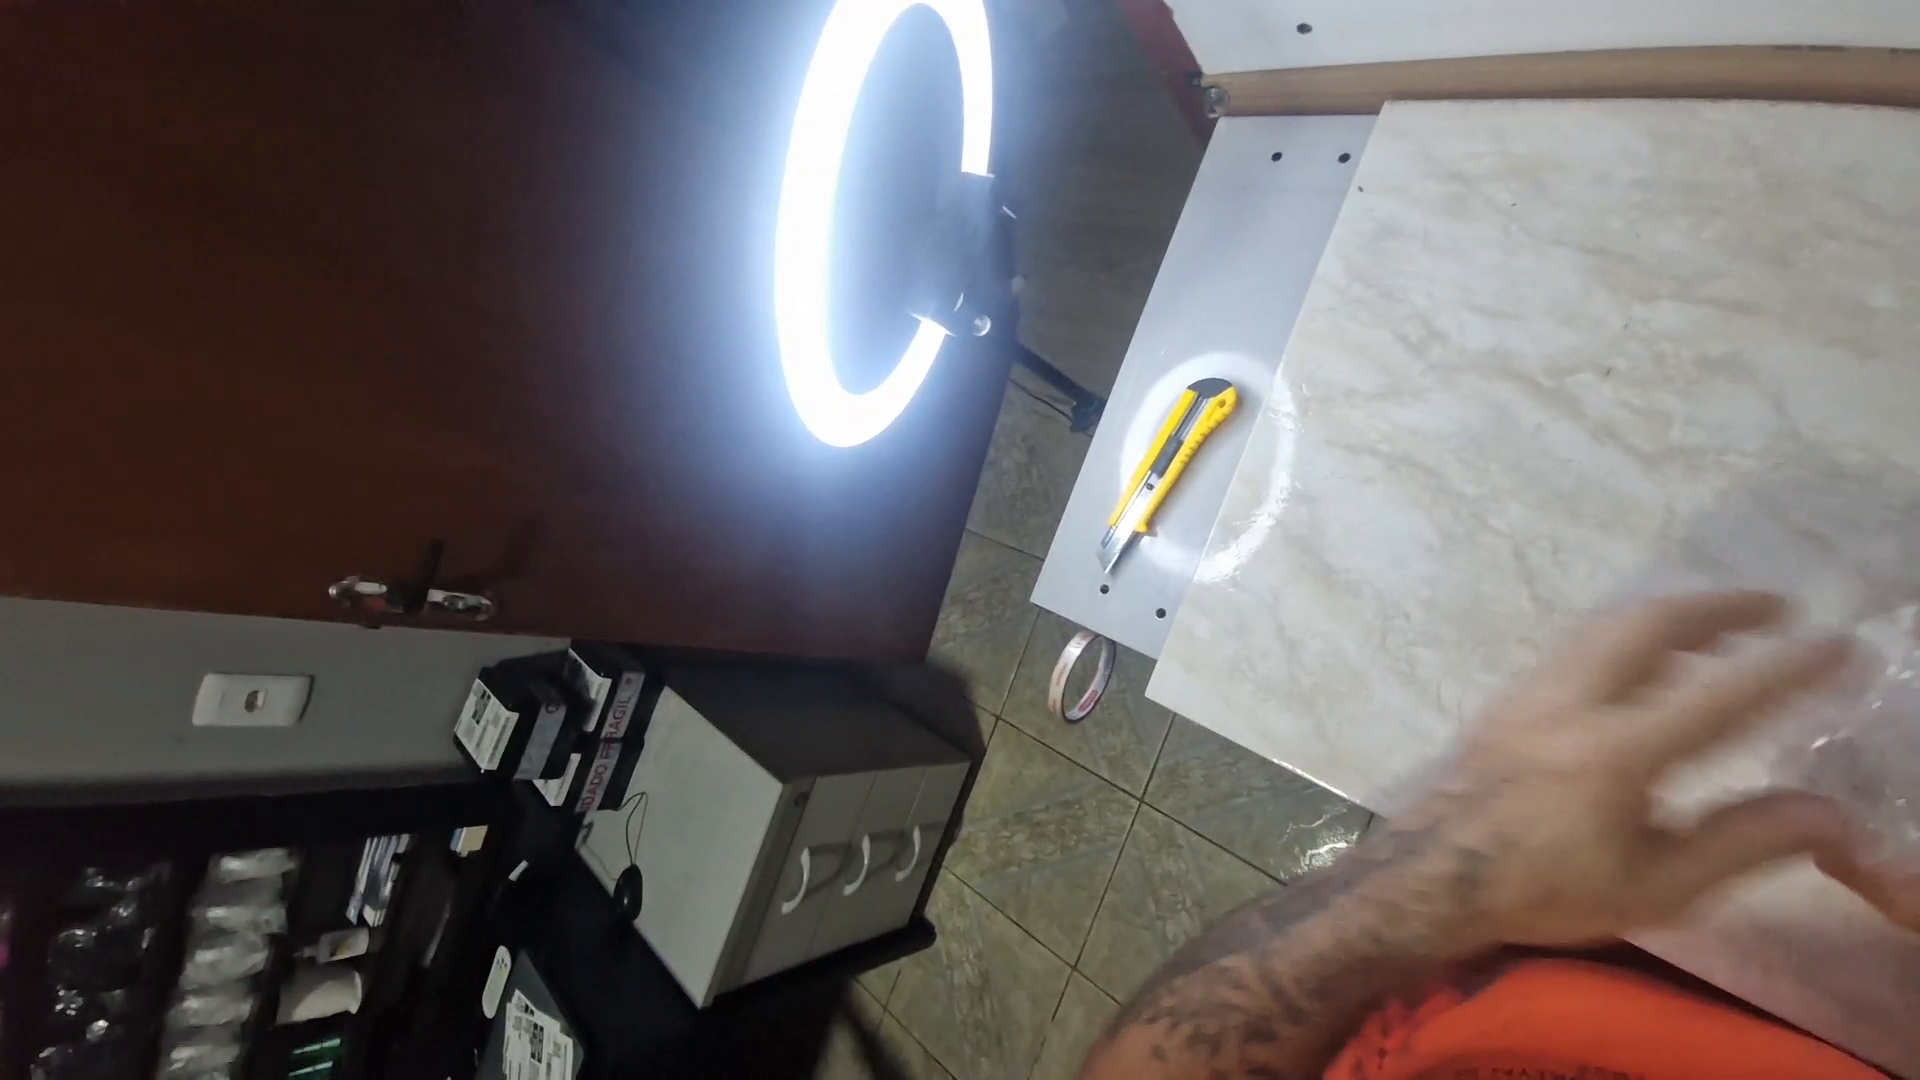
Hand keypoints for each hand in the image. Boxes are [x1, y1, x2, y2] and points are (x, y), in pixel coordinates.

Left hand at [1381, 590, 1919, 951]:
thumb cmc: (1544, 888)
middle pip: (1639, 627)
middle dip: (1713, 608)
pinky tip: (1646, 664)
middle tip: (1774, 608)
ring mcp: (1523, 696)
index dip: (1786, 667)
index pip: (1717, 696)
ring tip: (1720, 632)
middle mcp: (1563, 706)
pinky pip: (1569, 652)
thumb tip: (1831, 810)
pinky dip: (1619, 641)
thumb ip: (1744, 843)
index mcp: (1612, 753)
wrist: (1432, 872)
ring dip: (1662, 620)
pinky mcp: (1500, 702)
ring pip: (1597, 631)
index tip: (1841, 644)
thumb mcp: (1657, 888)